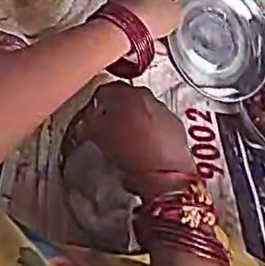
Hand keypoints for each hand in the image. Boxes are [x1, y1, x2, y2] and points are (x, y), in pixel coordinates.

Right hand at [80, 82, 195, 195]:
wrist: (166, 175)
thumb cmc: (127, 152)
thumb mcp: (98, 137)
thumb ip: (89, 122)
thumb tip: (87, 120)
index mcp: (123, 93)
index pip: (103, 90)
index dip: (95, 104)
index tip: (92, 118)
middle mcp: (145, 94)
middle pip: (125, 97)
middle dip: (116, 110)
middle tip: (109, 129)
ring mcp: (163, 109)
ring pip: (143, 108)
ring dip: (135, 119)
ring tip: (129, 140)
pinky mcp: (177, 125)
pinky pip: (158, 121)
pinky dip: (151, 129)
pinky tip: (147, 146)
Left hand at [108, 0, 179, 38]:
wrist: (122, 29)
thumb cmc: (149, 16)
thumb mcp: (176, 13)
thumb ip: (177, 6)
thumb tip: (174, 8)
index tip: (178, 2)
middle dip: (158, 1)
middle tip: (166, 14)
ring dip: (146, 11)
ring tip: (155, 27)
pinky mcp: (111, 2)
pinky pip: (128, 10)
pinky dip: (135, 19)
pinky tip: (143, 32)